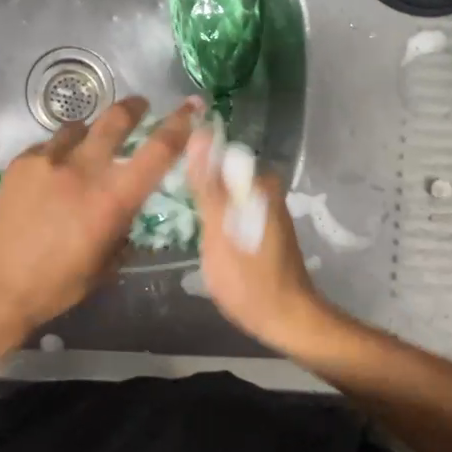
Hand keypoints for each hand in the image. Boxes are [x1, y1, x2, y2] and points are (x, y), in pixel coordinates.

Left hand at [0, 97, 197, 338]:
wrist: (0, 285)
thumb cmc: (61, 282)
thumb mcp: (108, 260)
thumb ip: (123, 224)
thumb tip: (128, 203)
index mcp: (112, 198)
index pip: (157, 150)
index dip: (179, 125)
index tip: (190, 108)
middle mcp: (82, 169)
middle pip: (115, 118)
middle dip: (133, 108)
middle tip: (140, 106)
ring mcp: (48, 161)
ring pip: (79, 128)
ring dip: (91, 133)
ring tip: (89, 147)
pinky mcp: (21, 162)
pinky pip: (49, 145)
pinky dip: (59, 153)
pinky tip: (53, 174)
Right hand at [184, 129, 338, 353]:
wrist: (286, 320)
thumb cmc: (249, 278)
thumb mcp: (218, 230)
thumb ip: (206, 183)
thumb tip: (198, 132)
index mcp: (257, 183)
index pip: (215, 154)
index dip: (189, 164)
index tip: (164, 176)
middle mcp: (266, 189)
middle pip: (219, 175)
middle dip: (195, 185)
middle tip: (165, 200)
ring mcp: (266, 210)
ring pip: (225, 195)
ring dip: (204, 204)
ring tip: (177, 216)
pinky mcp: (263, 229)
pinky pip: (232, 212)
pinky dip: (216, 220)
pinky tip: (201, 234)